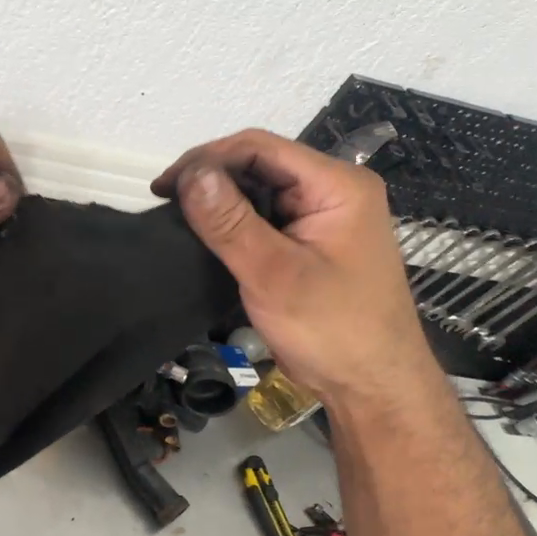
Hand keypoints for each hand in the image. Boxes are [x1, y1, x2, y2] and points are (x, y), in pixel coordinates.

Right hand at [151, 129, 441, 408]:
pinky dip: (230, 222)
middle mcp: (332, 191)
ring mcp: (321, 217)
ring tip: (176, 219)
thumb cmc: (332, 330)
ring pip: (257, 190)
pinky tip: (204, 236)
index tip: (164, 187)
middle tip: (164, 203)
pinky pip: (263, 216)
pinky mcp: (308, 242)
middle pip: (258, 164)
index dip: (207, 159)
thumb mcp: (274, 274)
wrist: (372, 387)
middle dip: (209, 178)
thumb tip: (191, 173)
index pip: (259, 148)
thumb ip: (230, 222)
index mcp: (337, 186)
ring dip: (217, 201)